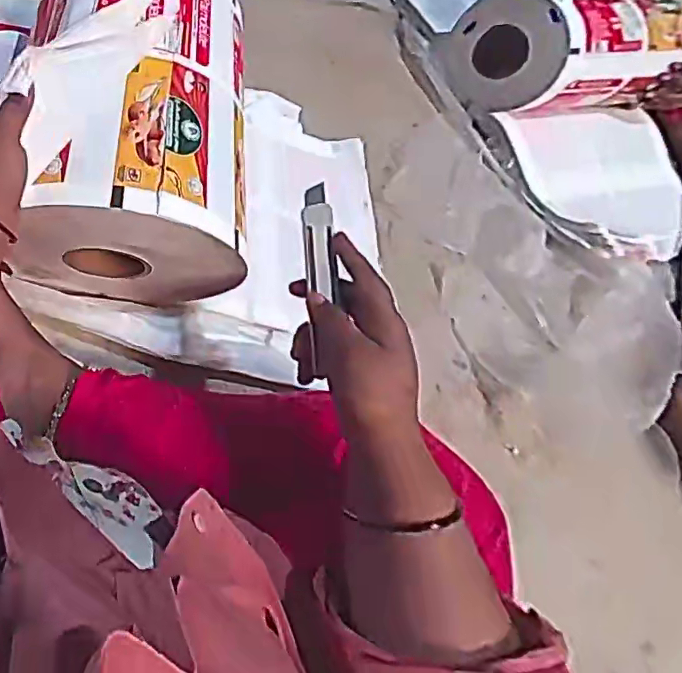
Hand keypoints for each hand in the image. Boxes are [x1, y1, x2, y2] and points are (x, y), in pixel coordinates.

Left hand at [0, 86, 32, 226]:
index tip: (28, 93)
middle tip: (31, 114)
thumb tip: (20, 90)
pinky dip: (6, 149)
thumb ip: (14, 106)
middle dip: (9, 111)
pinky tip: (19, 155)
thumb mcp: (9, 131)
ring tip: (28, 135)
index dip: (10, 90)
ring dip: (8, 131)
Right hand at [290, 234, 419, 439]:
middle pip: (346, 302)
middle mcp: (382, 333)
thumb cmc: (368, 393)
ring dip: (313, 336)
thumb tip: (316, 295)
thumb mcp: (344, 348)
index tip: (334, 238)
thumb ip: (328, 317)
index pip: (366, 279)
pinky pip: (335, 350)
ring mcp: (373, 354)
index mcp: (385, 322)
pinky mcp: (362, 372)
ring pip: (336, 327)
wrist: (381, 444)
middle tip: (297, 294)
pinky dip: (319, 355)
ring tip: (303, 358)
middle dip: (318, 303)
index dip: (349, 257)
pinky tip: (309, 372)